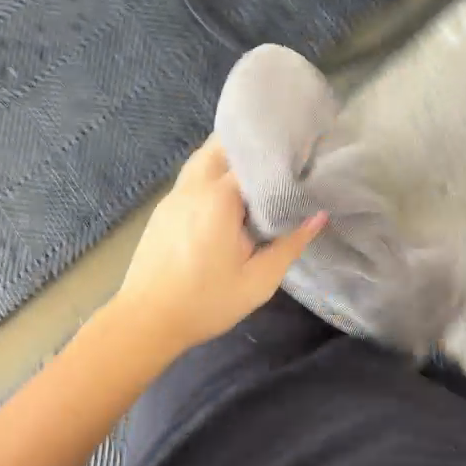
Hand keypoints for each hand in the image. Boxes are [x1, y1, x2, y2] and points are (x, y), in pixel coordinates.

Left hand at [107, 137, 326, 357]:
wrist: (146, 320)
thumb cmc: (204, 302)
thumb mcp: (258, 281)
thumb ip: (290, 245)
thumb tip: (319, 216)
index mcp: (219, 197)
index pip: (253, 158)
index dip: (278, 155)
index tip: (301, 156)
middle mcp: (194, 186)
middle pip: (221, 145)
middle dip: (249, 146)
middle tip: (280, 156)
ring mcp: (174, 195)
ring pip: (203, 158)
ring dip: (227, 157)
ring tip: (256, 172)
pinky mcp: (164, 208)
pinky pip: (192, 177)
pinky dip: (212, 173)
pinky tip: (228, 194)